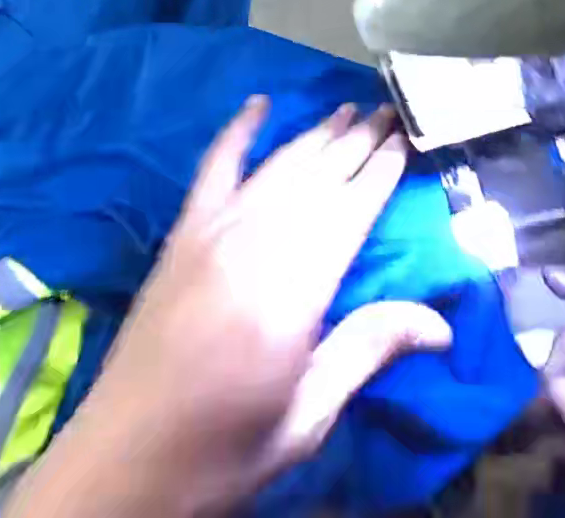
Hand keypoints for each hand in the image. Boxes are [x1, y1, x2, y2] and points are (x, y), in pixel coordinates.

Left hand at [13, 98, 452, 517]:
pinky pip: (213, 168)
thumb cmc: (225, 446)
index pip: (351, 211)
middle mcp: (254, 244)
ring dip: (317, 134)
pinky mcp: (183, 233)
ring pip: (278, 166)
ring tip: (348, 108)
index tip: (406, 138)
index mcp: (292, 290)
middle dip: (358, 140)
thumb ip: (367, 350)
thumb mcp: (307, 416)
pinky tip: (257, 104)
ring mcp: (213, 231)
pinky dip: (236, 131)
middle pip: (319, 177)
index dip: (382, 171)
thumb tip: (441, 323)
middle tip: (387, 109)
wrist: (123, 460)